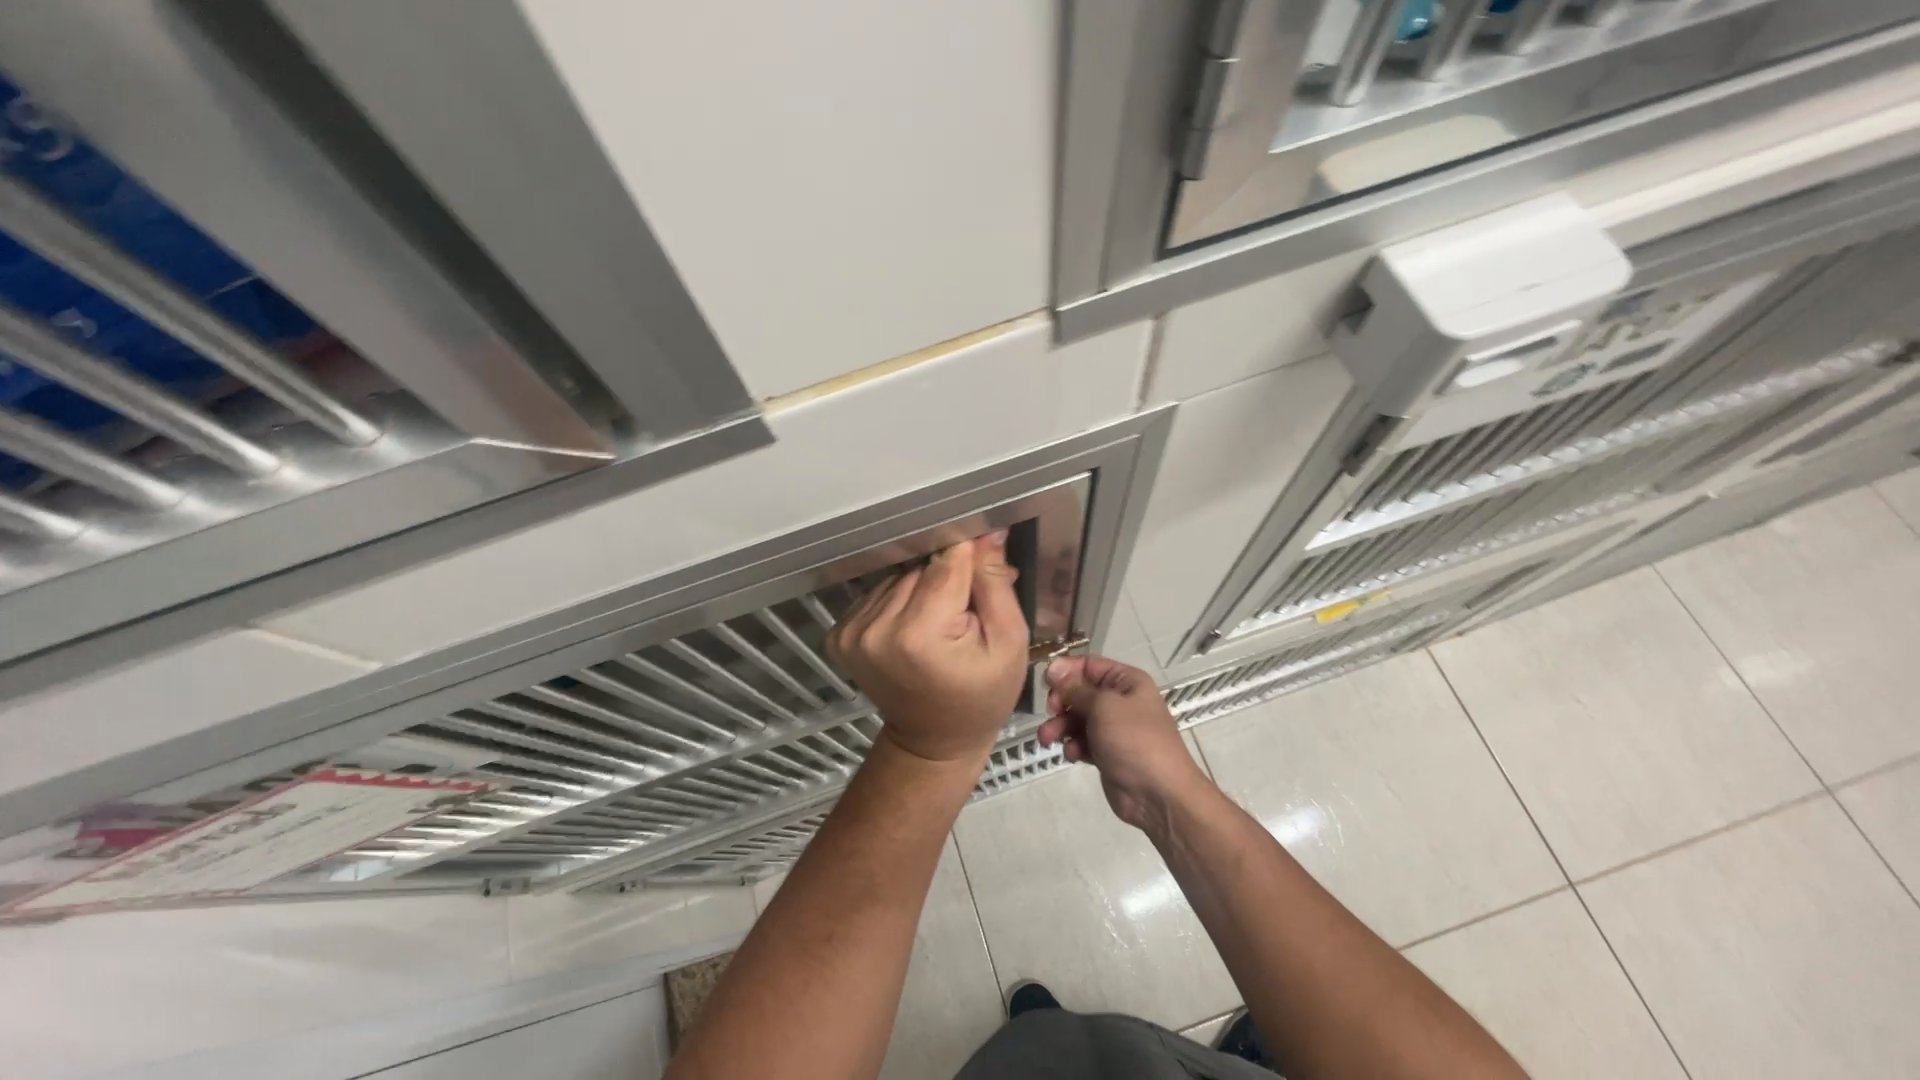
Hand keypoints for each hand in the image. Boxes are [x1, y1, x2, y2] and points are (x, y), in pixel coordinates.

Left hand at [827, 533, 1029, 763]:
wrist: (935, 739)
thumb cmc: (981, 695)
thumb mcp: (1009, 641)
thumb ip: (994, 583)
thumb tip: (987, 533)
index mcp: (917, 635)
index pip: (947, 563)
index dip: (972, 563)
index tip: (987, 574)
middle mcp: (875, 630)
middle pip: (920, 570)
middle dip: (948, 581)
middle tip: (967, 613)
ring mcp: (851, 634)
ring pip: (898, 578)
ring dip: (921, 591)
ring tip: (942, 624)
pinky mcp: (839, 636)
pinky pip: (878, 594)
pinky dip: (898, 603)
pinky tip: (914, 628)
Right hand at [1038, 654, 1213, 830]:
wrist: (1158, 793)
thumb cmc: (1134, 740)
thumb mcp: (1103, 706)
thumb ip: (1075, 688)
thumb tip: (1052, 667)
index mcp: (1127, 682)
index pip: (1089, 665)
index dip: (1065, 671)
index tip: (1044, 682)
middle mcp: (1121, 701)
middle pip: (1080, 692)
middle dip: (1061, 702)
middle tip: (1051, 712)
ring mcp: (1115, 729)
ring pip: (1078, 719)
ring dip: (1061, 726)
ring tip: (1047, 739)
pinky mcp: (1108, 753)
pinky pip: (1083, 742)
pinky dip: (1074, 745)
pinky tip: (1073, 754)